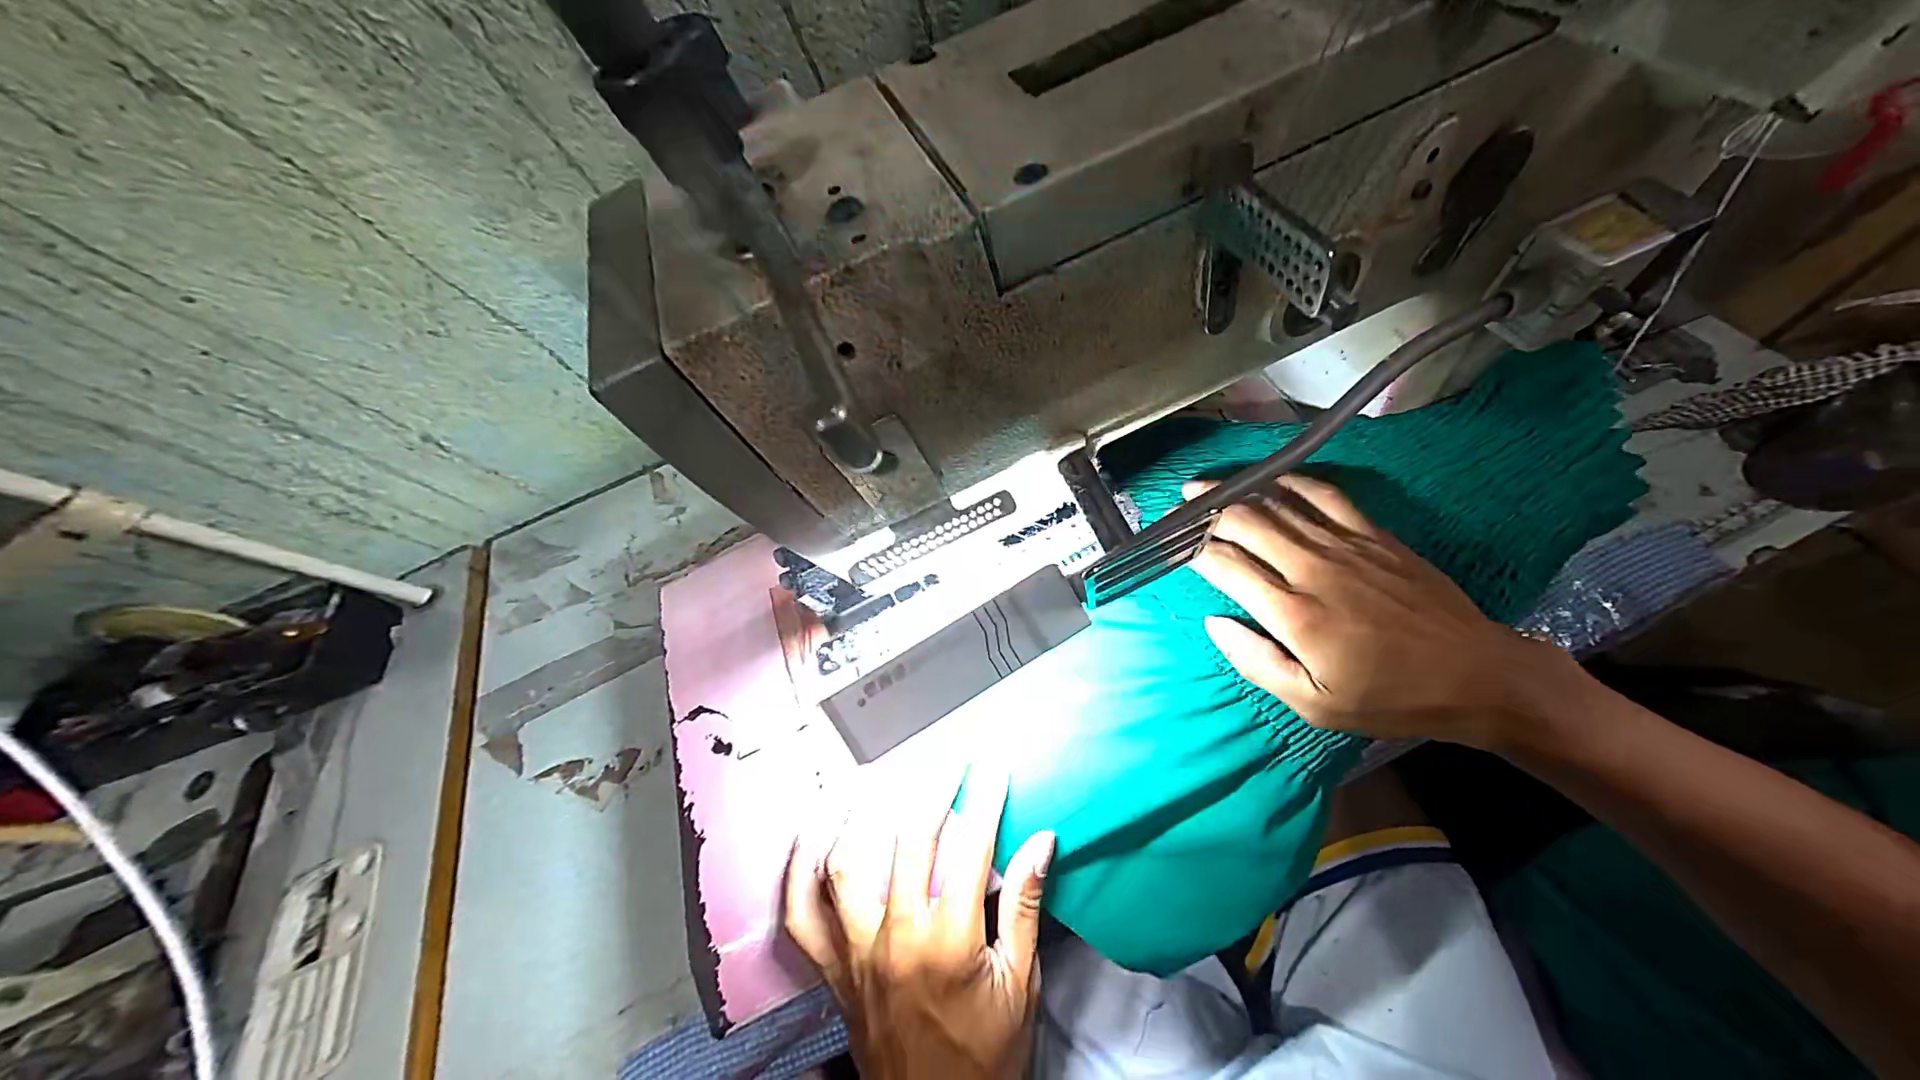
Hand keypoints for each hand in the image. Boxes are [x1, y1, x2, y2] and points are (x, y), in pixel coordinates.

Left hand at [784, 769, 1056, 1079]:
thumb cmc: (987, 1054)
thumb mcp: (1021, 984)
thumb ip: (1025, 906)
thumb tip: (1042, 843)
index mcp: (950, 943)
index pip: (969, 849)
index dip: (984, 801)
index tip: (991, 771)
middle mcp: (895, 938)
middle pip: (908, 842)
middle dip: (932, 792)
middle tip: (948, 767)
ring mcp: (856, 951)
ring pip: (847, 863)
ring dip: (863, 815)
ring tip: (882, 781)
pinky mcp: (832, 968)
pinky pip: (802, 911)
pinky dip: (802, 867)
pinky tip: (816, 831)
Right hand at [1187, 474, 1580, 749]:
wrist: (1479, 677)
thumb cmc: (1390, 698)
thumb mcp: (1313, 703)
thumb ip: (1255, 661)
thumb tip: (1214, 622)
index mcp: (1294, 614)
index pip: (1226, 566)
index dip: (1194, 551)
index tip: (1177, 547)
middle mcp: (1314, 569)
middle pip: (1246, 523)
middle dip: (1207, 512)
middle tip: (1183, 507)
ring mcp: (1348, 547)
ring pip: (1280, 504)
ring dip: (1239, 493)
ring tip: (1210, 487)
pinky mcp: (1376, 537)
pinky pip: (1327, 496)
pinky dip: (1294, 483)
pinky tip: (1274, 480)